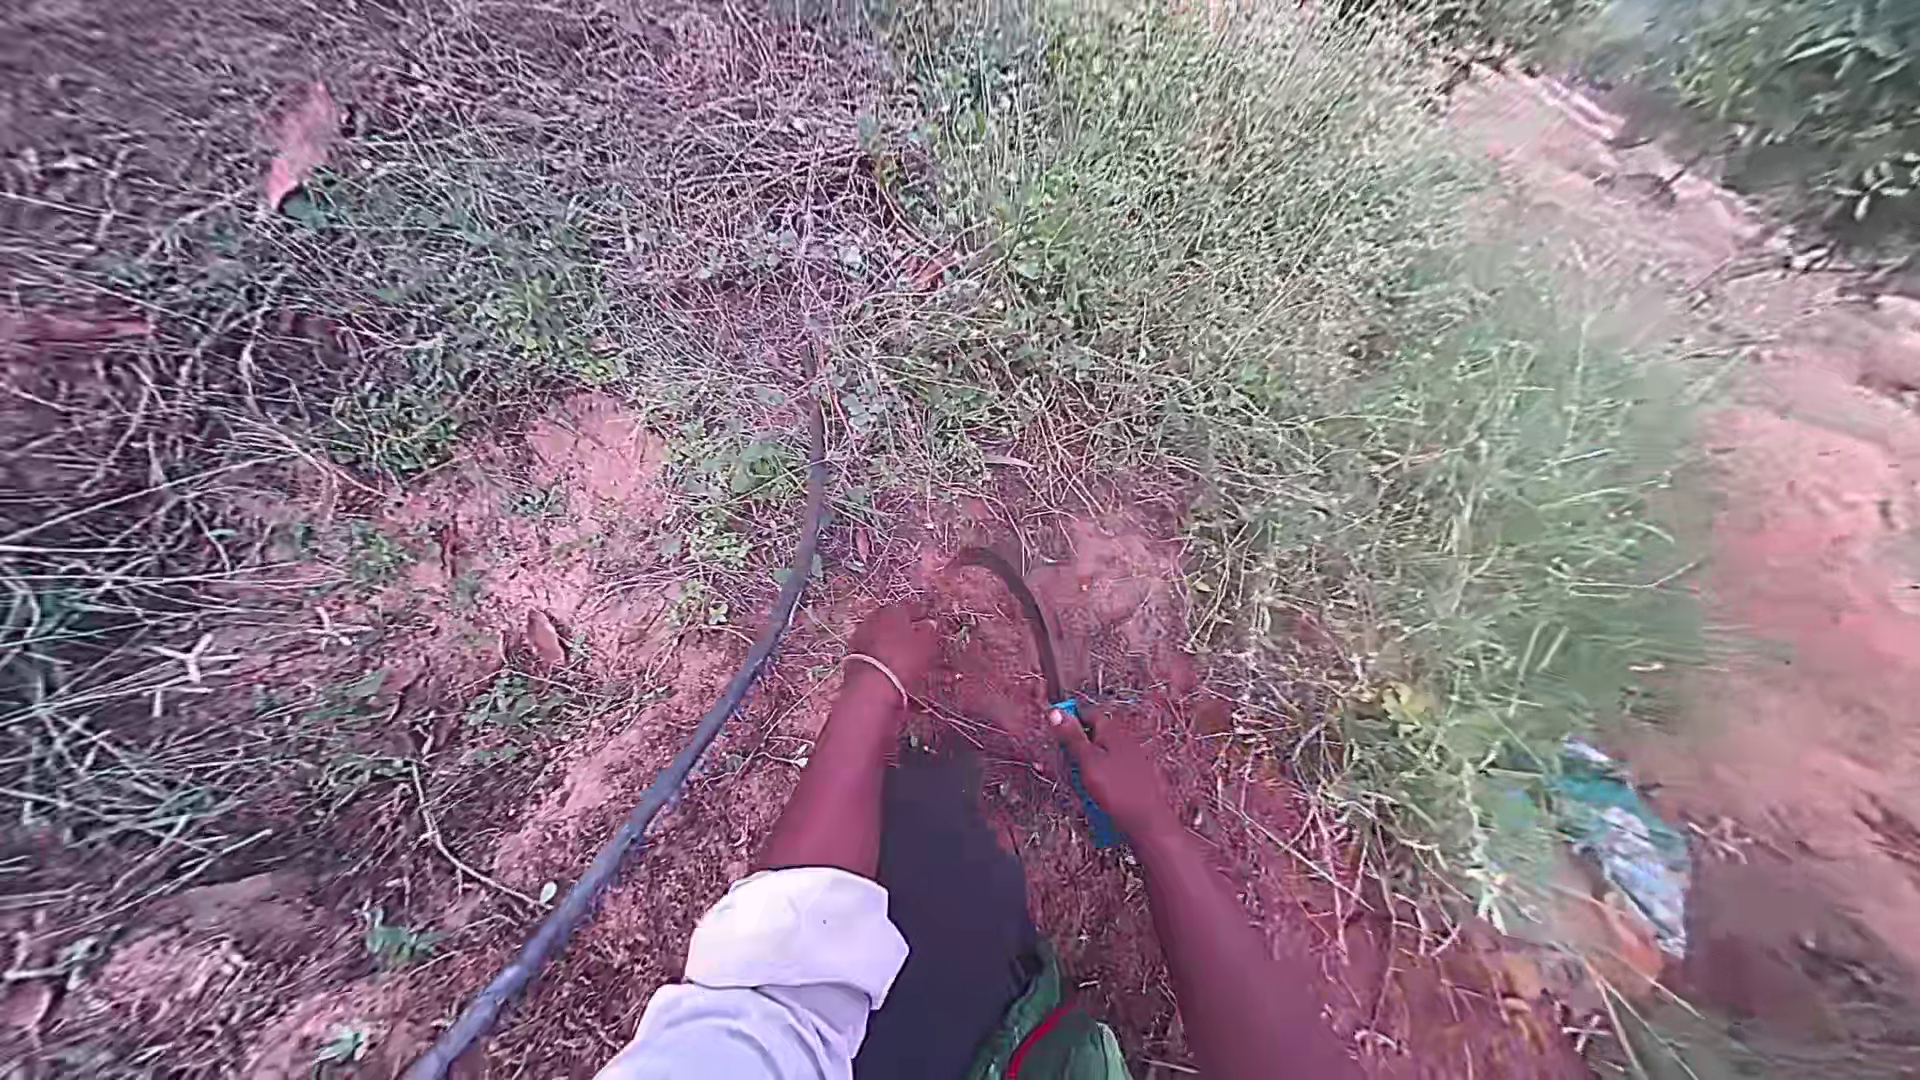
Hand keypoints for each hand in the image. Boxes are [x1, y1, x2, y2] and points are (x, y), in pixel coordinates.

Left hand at [846, 601, 935, 697]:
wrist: (869, 687)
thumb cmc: (902, 660)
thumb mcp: (924, 646)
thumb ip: (928, 632)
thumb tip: (930, 624)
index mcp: (892, 612)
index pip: (908, 607)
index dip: (918, 611)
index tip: (926, 616)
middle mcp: (873, 619)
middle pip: (890, 619)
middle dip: (902, 624)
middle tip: (914, 632)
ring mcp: (860, 636)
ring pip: (880, 633)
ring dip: (890, 638)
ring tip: (903, 649)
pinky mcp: (853, 654)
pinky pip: (872, 647)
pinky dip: (881, 651)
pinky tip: (889, 660)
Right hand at [1051, 705, 1177, 839]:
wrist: (1148, 824)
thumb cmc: (1117, 790)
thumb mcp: (1087, 761)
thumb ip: (1072, 737)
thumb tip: (1056, 712)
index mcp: (1112, 732)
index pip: (1087, 713)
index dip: (1070, 717)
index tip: (1056, 727)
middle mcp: (1125, 742)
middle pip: (1094, 736)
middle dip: (1077, 747)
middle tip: (1065, 761)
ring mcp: (1133, 761)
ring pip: (1102, 756)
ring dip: (1087, 766)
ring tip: (1080, 783)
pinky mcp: (1137, 780)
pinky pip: (1112, 773)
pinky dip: (1101, 779)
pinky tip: (1096, 794)